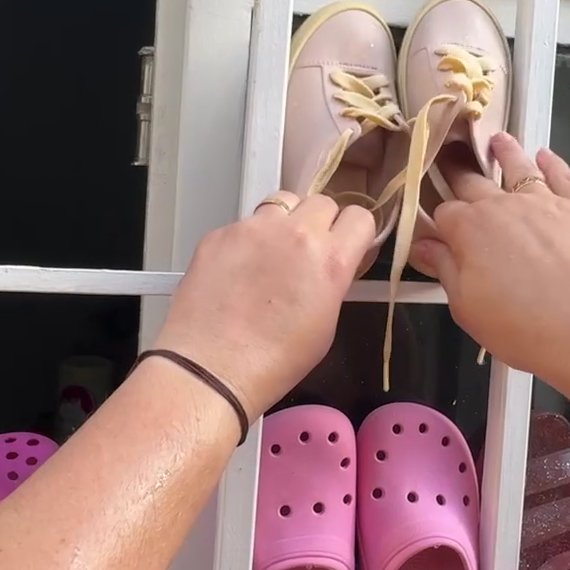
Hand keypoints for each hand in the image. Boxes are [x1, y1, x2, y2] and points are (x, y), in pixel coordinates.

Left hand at [154, 192, 375, 416]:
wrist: (210, 367)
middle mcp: (295, 233)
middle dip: (320, 224)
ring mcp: (253, 228)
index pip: (359, 217)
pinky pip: (244, 223)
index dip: (354, 232)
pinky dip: (247, 240)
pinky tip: (237, 271)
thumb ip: (333, 281)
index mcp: (329, 259)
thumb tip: (331, 264)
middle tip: (307, 252)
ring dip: (284, 223)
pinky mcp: (220, 233)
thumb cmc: (273, 360)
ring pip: (281, 204)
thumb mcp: (326, 324)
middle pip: (321, 202)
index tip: (346, 244)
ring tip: (271, 256)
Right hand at [409, 135, 569, 390]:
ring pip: (519, 167)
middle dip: (458, 169)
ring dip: (506, 152)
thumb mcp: (466, 306)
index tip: (435, 215)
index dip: (437, 214)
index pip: (444, 211)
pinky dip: (553, 164)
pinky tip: (546, 156)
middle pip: (473, 180)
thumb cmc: (523, 327)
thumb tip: (423, 246)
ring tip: (498, 140)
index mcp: (469, 230)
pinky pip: (563, 176)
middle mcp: (503, 206)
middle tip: (449, 156)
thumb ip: (444, 269)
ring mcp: (544, 202)